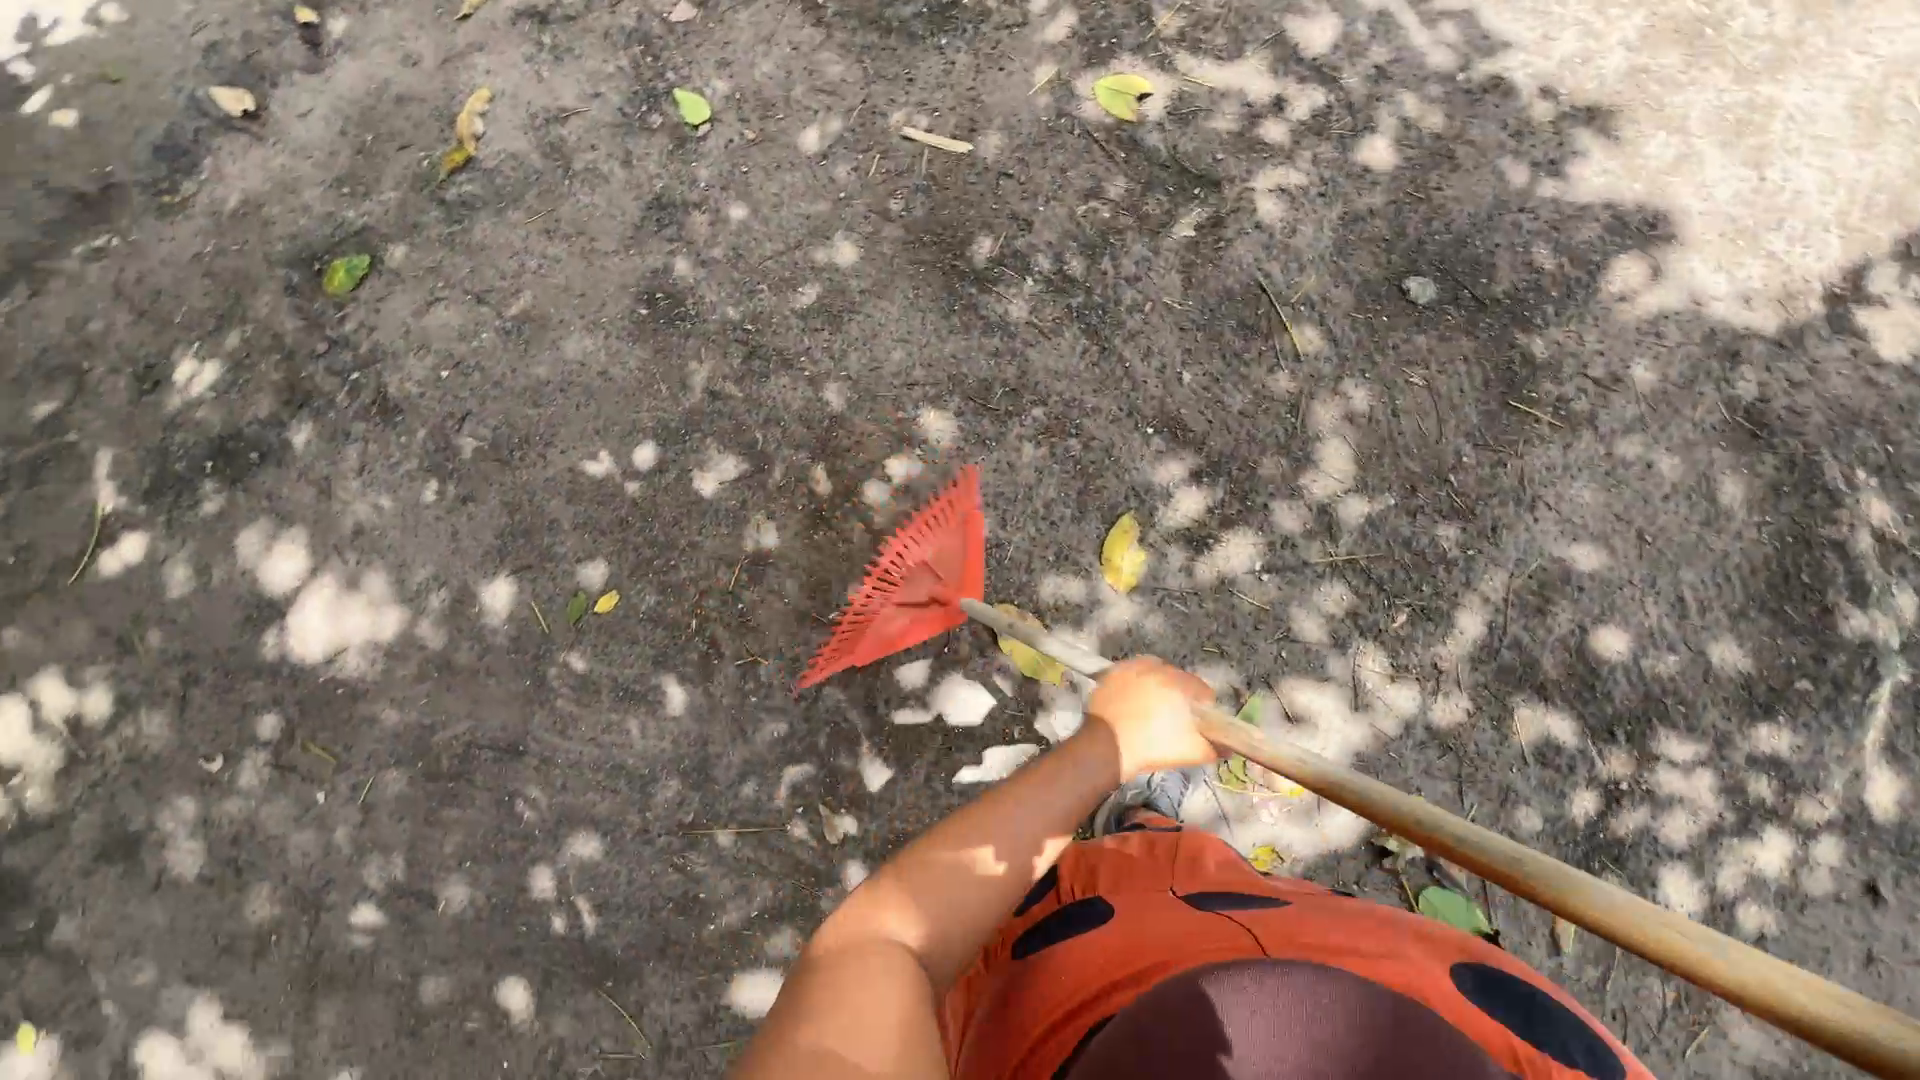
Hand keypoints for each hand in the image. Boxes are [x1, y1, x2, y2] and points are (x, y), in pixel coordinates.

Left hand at [1082, 657, 1219, 779]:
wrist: (1106, 748)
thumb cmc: (1151, 748)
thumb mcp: (1190, 752)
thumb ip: (1214, 747)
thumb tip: (1226, 747)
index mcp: (1178, 683)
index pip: (1201, 689)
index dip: (1203, 705)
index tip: (1198, 720)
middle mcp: (1155, 669)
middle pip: (1177, 678)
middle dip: (1179, 694)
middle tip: (1173, 715)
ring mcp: (1131, 668)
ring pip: (1153, 671)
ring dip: (1157, 684)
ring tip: (1152, 706)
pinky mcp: (1112, 673)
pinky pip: (1131, 673)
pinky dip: (1135, 682)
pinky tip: (1133, 699)